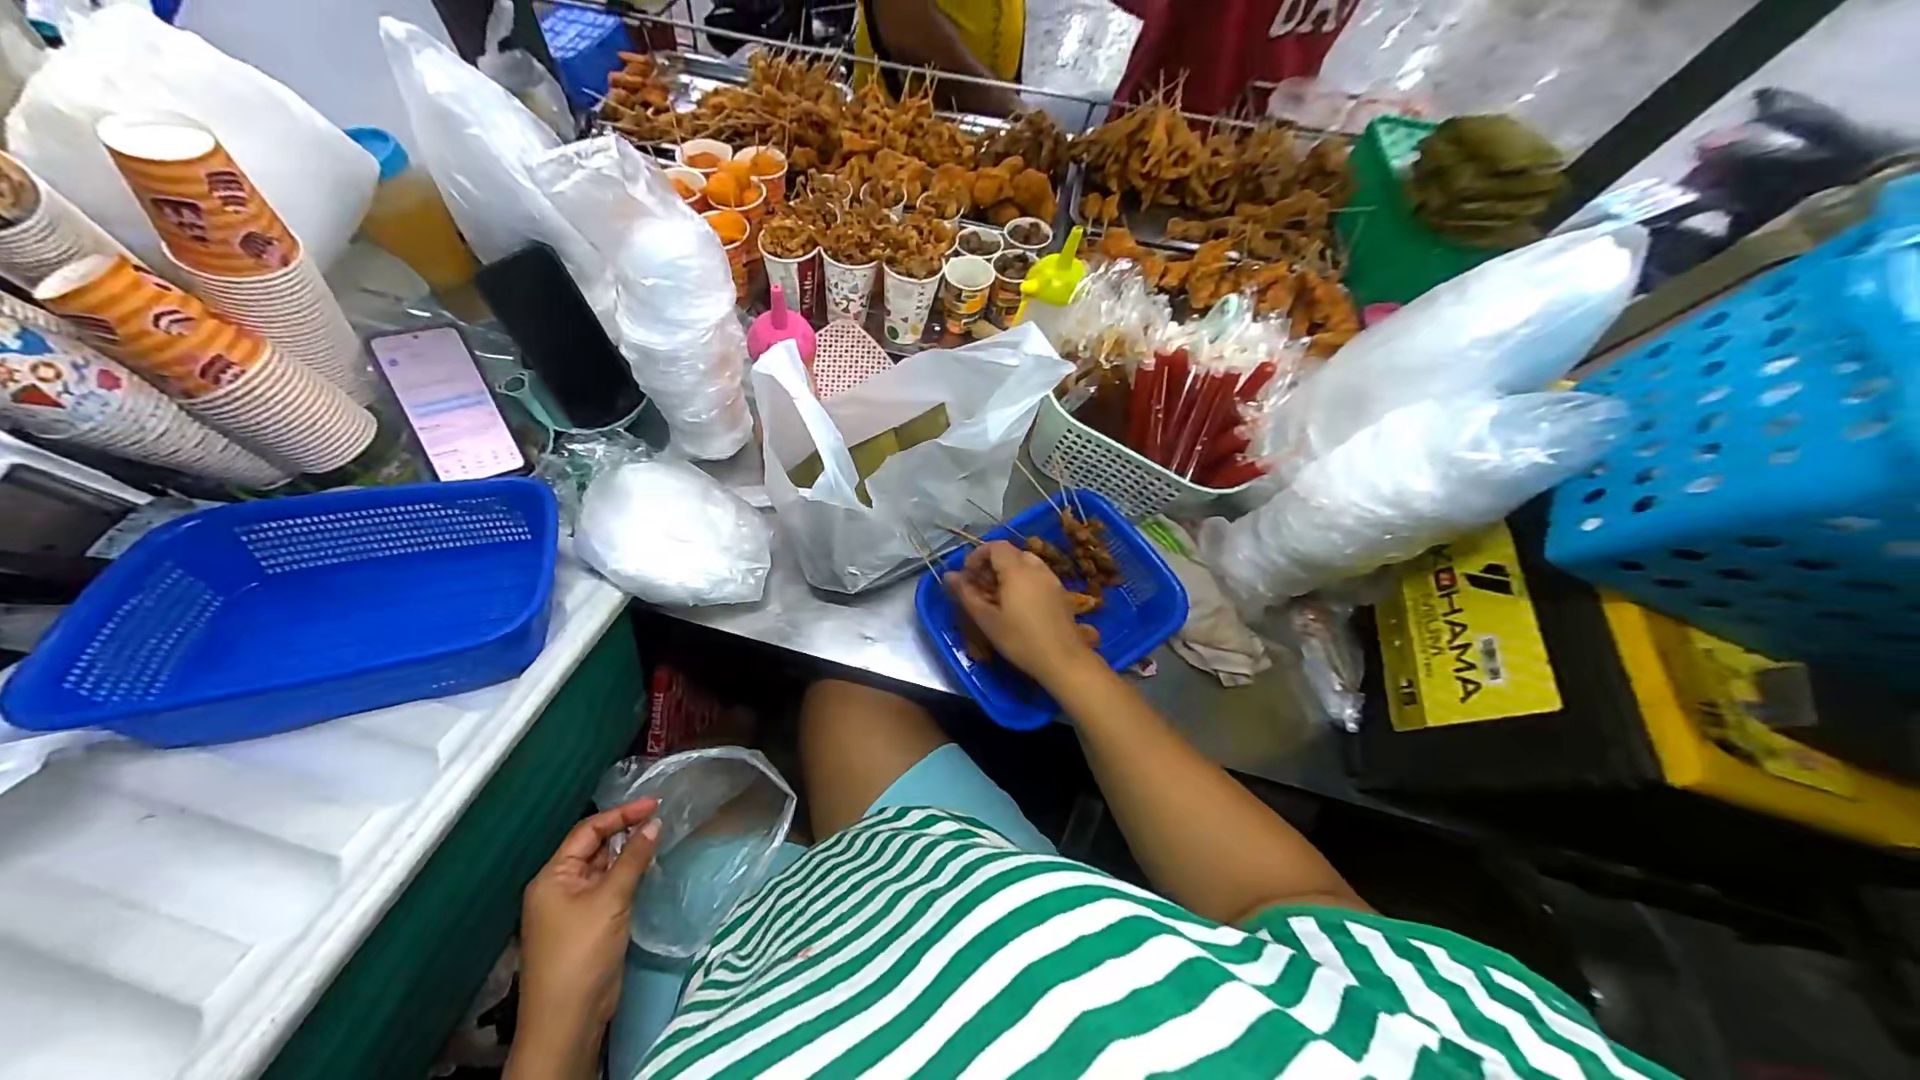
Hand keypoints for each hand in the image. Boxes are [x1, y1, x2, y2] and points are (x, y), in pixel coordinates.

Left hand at [507, 798, 660, 1079]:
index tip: (654, 803)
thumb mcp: (610, 898)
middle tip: (660, 816)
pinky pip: (609, 885)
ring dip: (628, 851)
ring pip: (603, 865)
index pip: (588, 831)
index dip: (621, 814)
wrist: (569, 1016)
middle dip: (625, 830)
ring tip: (659, 835)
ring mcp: (573, 905)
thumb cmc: (582, 951)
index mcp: (553, 876)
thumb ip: (633, 858)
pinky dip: (628, 872)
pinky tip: (647, 865)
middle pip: (594, 846)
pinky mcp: (589, 921)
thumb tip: (654, 823)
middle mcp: (559, 885)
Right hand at [946, 540, 1098, 686]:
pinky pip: (1037, 577)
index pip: (995, 546)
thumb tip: (949, 575)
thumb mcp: (987, 619)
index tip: (967, 575)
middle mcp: (1036, 568)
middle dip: (992, 565)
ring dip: (1008, 573)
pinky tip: (1018, 606)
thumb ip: (966, 594)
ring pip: (1026, 564)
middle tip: (980, 587)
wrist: (1064, 660)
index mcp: (1017, 569)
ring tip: (997, 597)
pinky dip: (1023, 582)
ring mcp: (1052, 580)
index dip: (977, 556)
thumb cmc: (1020, 640)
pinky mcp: (1060, 593)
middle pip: (1011, 553)